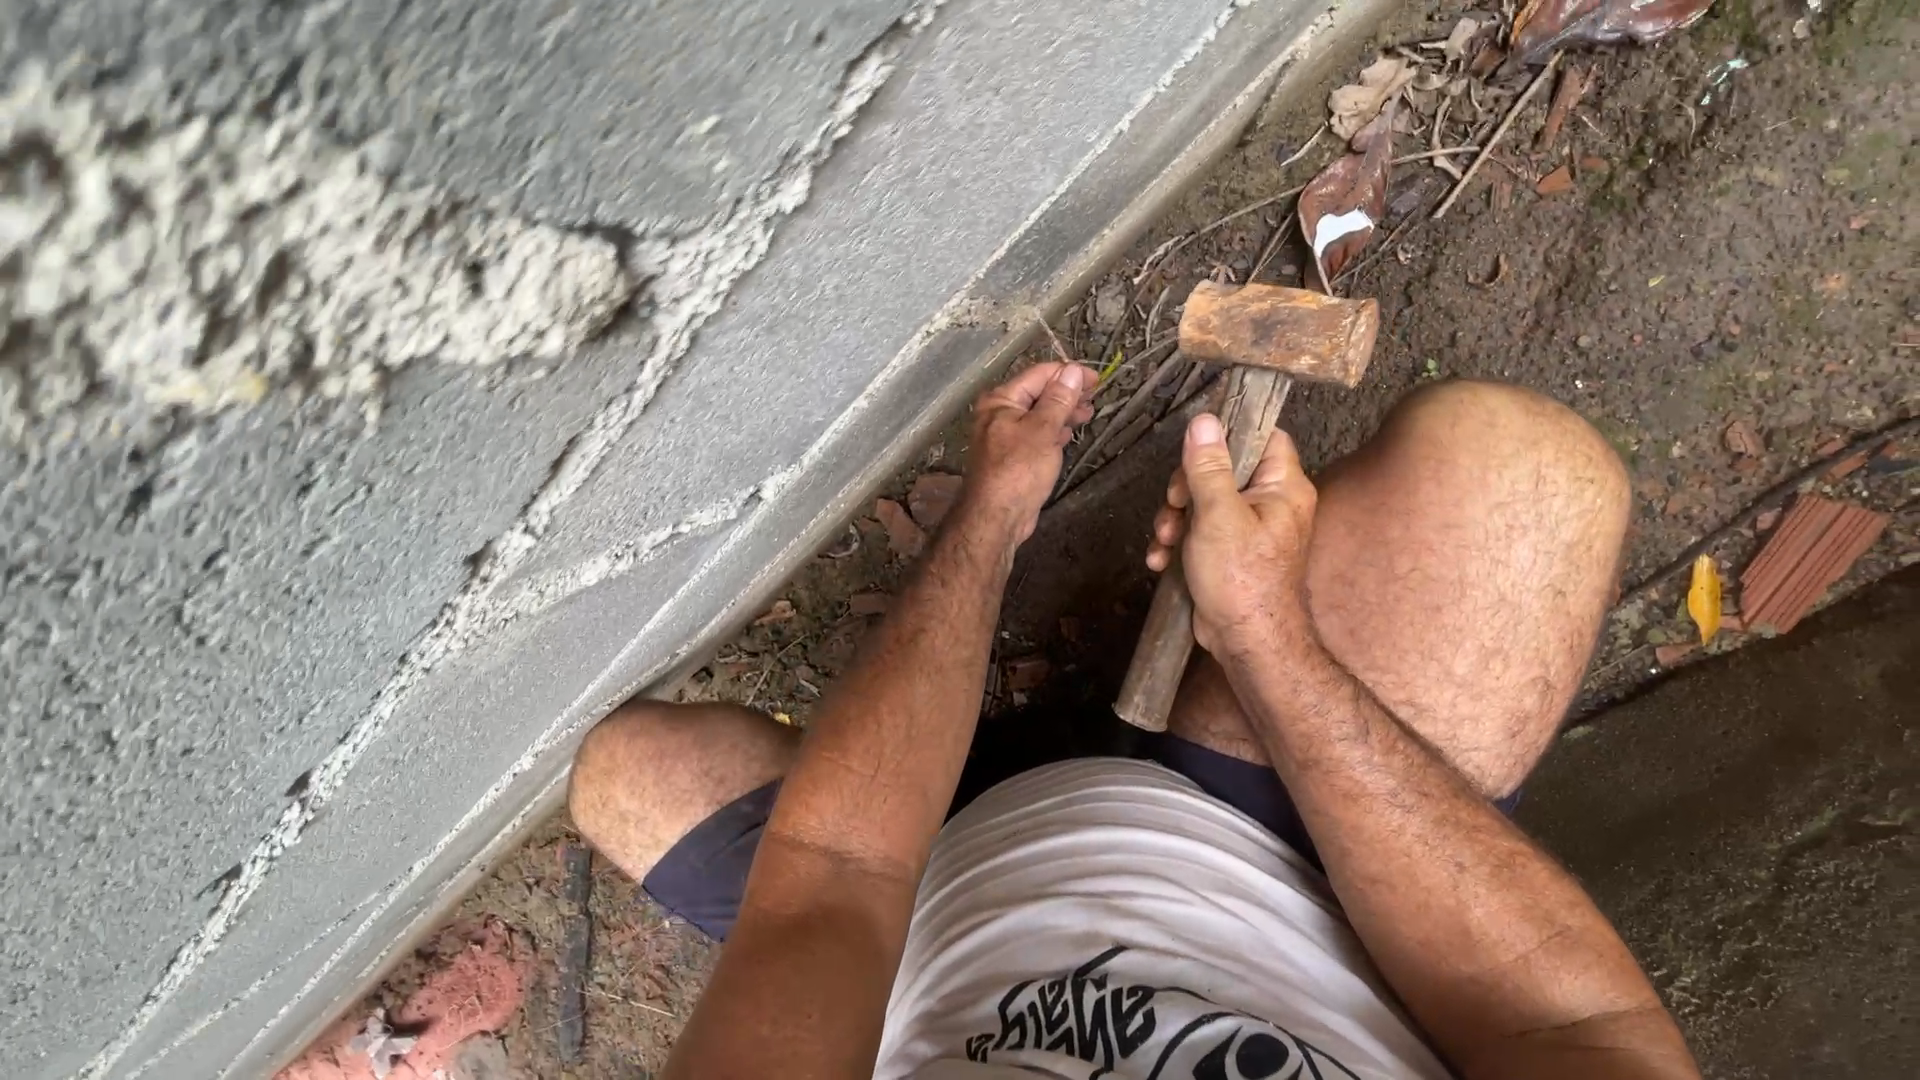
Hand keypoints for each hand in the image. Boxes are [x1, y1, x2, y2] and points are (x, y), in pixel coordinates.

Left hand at [960, 362, 1093, 546]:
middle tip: (1094, 398)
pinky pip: (1034, 436)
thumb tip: (1073, 370)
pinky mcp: (1011, 457)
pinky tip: (1067, 435)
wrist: (996, 517)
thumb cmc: (1018, 470)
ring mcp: (1003, 437)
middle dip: (1066, 394)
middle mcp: (998, 414)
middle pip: (1037, 394)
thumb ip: (1059, 400)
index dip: (1068, 374)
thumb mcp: (1042, 430)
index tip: (1095, 380)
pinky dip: (1052, 432)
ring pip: (1037, 416)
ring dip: (1062, 413)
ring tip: (1087, 414)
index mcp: (1000, 400)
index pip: (1038, 375)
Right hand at [1145, 414, 1318, 661]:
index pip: (1264, 436)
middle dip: (1186, 488)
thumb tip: (1203, 422)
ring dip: (1175, 518)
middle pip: (1222, 469)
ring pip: (1203, 502)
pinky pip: (1199, 532)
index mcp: (1282, 487)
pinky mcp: (1228, 552)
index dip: (1230, 434)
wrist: (1245, 641)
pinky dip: (1178, 542)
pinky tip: (1161, 560)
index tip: (1195, 446)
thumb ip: (1209, 467)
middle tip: (1175, 504)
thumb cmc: (1242, 579)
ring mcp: (1248, 529)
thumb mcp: (1218, 515)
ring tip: (1166, 540)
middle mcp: (1270, 504)